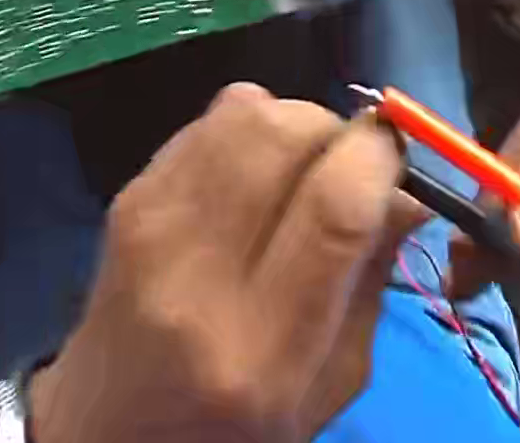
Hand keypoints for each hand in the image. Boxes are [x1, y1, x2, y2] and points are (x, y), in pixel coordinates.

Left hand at [30, 83, 419, 441]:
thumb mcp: (334, 376)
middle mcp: (195, 273)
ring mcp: (151, 221)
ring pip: (248, 109)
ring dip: (294, 121)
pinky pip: (213, 116)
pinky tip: (251, 169)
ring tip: (298, 164)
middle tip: (346, 161)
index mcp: (257, 346)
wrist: (111, 430)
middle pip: (285, 133)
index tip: (396, 154)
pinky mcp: (130, 190)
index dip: (379, 156)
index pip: (334, 207)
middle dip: (337, 128)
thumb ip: (375, 272)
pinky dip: (252, 125)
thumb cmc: (241, 421)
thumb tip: (408, 185)